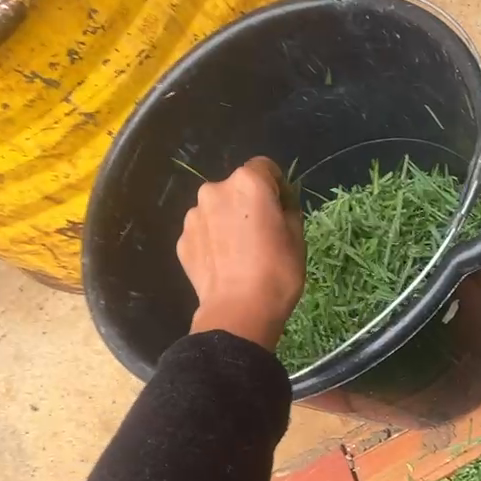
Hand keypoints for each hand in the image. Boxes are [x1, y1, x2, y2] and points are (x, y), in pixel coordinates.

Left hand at [178, 157, 304, 352]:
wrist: (240, 312)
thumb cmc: (278, 272)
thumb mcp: (298, 239)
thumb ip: (288, 212)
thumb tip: (279, 207)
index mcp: (248, 184)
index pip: (265, 168)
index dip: (278, 187)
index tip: (284, 210)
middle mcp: (215, 190)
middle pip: (237, 188)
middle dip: (250, 204)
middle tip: (264, 235)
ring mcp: (194, 215)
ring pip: (218, 210)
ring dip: (229, 223)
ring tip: (242, 254)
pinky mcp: (182, 240)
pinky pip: (205, 233)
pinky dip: (215, 242)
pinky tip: (227, 265)